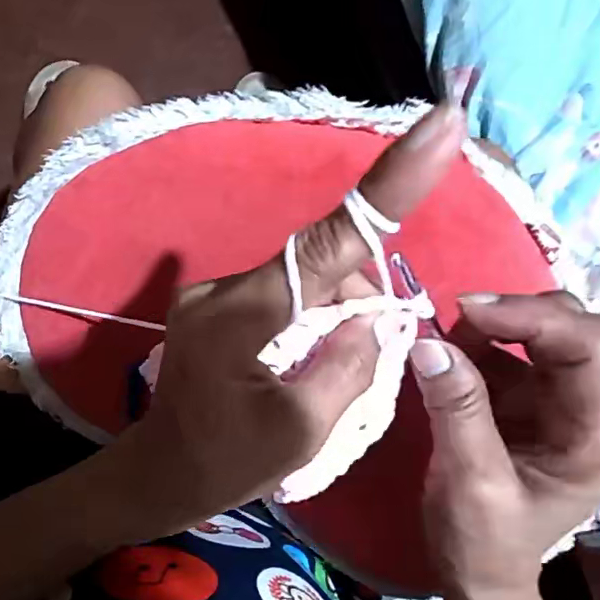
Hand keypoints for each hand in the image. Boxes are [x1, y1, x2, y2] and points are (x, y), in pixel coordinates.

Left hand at [107, 103, 466, 533]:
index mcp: (244, 315)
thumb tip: (374, 316)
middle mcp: (222, 289)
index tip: (440, 124)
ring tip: (335, 362)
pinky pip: (277, 293)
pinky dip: (306, 314)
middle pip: (317, 263)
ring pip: (299, 279)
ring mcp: (210, 295)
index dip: (389, 186)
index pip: (327, 242)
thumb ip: (350, 363)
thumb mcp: (302, 429)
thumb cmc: (227, 463)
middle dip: (358, 293)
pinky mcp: (209, 307)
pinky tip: (308, 352)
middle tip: (376, 344)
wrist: (158, 475)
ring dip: (332, 308)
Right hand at [409, 292, 599, 599]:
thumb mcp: (468, 481)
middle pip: (581, 331)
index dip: (535, 318)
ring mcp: (571, 405)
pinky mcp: (540, 403)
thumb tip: (429, 344)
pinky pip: (520, 354)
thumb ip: (457, 410)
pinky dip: (483, 344)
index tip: (466, 312)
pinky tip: (451, 354)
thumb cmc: (482, 542)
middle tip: (452, 320)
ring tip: (445, 340)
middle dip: (516, 316)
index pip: (596, 347)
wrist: (480, 575)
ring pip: (552, 334)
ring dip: (496, 327)